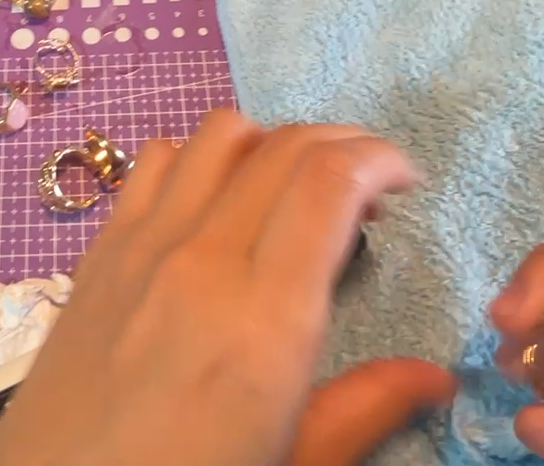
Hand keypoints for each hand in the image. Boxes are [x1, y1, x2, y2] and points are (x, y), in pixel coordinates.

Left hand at [0, 110, 452, 465]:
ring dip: (272, 140)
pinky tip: (212, 196)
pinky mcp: (104, 242)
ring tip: (293, 183)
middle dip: (343, 143)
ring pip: (218, 133)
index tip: (407, 181)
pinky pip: (155, 159)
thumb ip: (366, 410)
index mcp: (265, 316)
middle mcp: (204, 254)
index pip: (328, 183)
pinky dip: (198, 155)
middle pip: (284, 146)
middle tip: (369, 182)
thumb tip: (438, 375)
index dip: (378, 159)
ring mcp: (145, 238)